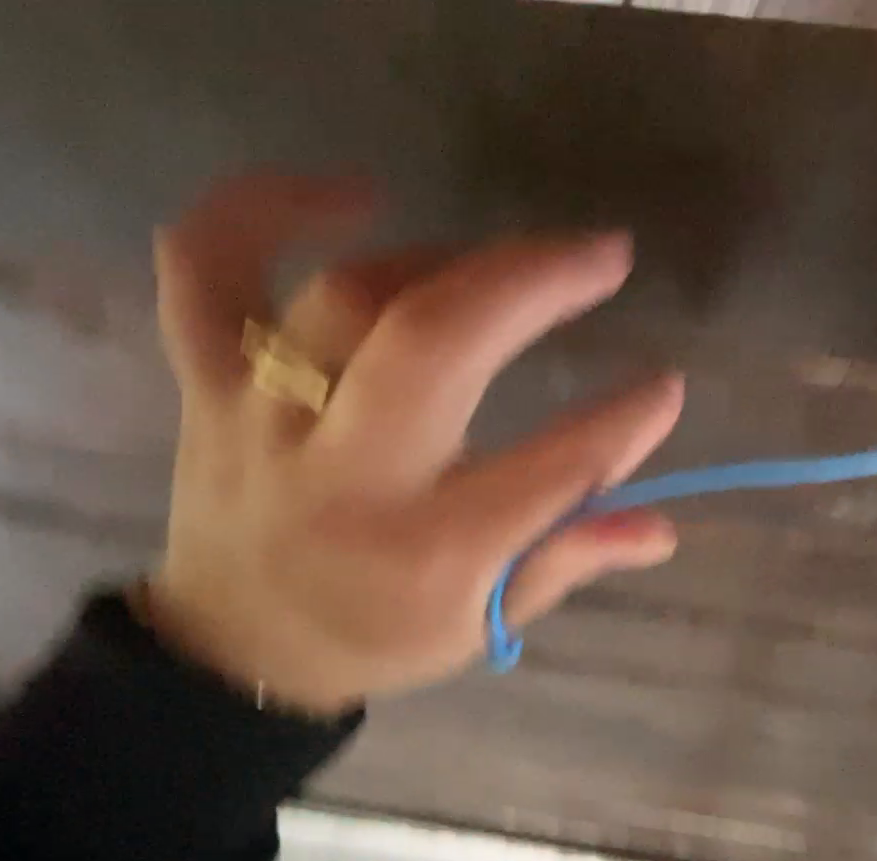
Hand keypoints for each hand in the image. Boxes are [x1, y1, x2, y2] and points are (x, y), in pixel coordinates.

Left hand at [141, 173, 682, 713]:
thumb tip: (662, 527)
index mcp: (428, 548)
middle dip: (532, 284)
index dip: (623, 422)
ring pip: (347, 297)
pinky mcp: (209, 382)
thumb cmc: (385, 634)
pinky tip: (356, 197)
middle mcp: (345, 474)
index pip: (551, 469)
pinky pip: (209, 267)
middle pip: (435, 346)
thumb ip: (572, 559)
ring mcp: (263, 417)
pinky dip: (265, 208)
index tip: (667, 387)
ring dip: (447, 259)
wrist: (238, 648)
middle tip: (607, 254)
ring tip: (511, 261)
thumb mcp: (490, 620)